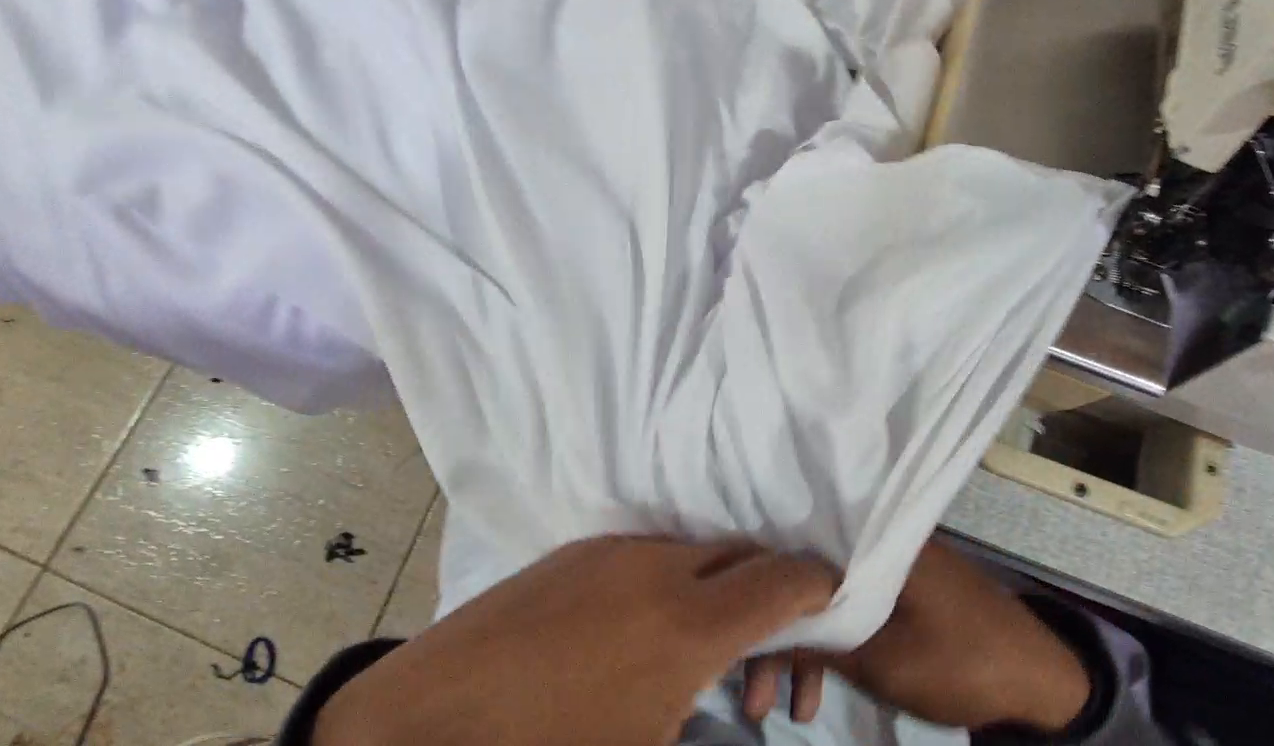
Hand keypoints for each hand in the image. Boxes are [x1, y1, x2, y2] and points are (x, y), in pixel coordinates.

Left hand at [314, 536, 836, 745]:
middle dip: (772, 584)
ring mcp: (618, 549)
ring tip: (706, 635)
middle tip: (774, 629)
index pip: (785, 579)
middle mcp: (662, 568)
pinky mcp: (582, 547)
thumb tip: (732, 689)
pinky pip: (652, 550)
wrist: (441, 709)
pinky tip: (648, 620)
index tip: (832, 599)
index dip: (820, 586)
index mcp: (691, 626)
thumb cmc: (555, 744)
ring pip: (698, 549)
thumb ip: (711, 707)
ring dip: (719, 580)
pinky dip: (673, 576)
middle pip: (746, 552)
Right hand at [744, 539, 1090, 732]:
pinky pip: (843, 614)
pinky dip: (827, 651)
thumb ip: (819, 639)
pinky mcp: (894, 596)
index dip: (752, 585)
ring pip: (819, 602)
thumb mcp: (884, 661)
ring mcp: (882, 570)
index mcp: (870, 540)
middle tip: (748, 691)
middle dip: (771, 635)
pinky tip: (811, 698)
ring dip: (796, 652)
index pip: (790, 548)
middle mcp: (870, 543)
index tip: (724, 626)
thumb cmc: (964, 662)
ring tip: (774, 709)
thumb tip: (757, 626)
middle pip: (799, 581)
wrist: (1045, 685)